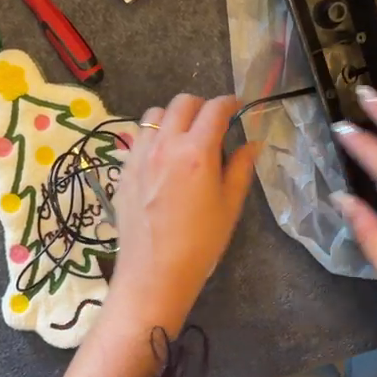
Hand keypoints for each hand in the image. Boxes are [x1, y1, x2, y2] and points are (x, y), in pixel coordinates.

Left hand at [106, 94, 261, 327]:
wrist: (154, 274)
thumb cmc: (200, 244)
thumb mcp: (230, 206)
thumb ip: (241, 168)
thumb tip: (253, 143)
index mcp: (197, 152)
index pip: (215, 109)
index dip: (229, 103)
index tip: (236, 107)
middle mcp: (165, 145)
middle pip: (182, 103)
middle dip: (201, 106)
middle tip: (212, 124)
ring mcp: (139, 155)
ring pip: (154, 114)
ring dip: (172, 117)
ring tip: (183, 138)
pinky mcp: (123, 169)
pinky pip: (138, 137)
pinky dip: (153, 136)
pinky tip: (161, 158)